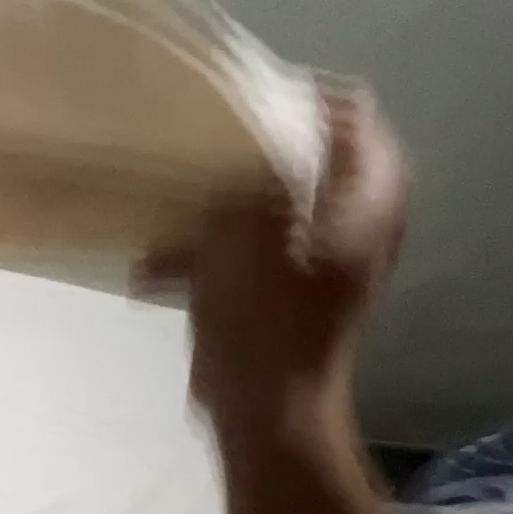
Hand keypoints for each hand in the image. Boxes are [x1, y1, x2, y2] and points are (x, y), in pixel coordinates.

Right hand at [137, 89, 409, 441]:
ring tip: (153, 226)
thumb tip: (247, 139)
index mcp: (362, 201)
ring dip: (207, 218)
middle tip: (186, 159)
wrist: (265, 408)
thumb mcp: (249, 240)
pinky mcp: (282, 295)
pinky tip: (150, 275)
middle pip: (299, 166)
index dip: (294, 105)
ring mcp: (317, 262)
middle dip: (236, 164)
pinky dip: (202, 262)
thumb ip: (254, 182)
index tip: (232, 108)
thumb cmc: (262, 322)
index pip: (347, 120)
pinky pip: (242, 258)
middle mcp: (351, 223)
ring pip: (261, 214)